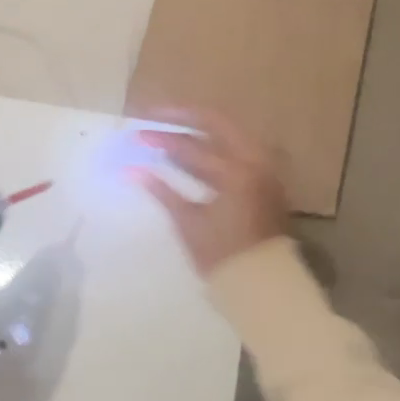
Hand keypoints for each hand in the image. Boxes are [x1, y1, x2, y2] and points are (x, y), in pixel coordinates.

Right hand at [134, 108, 288, 274]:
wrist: (263, 284)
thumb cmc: (223, 257)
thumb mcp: (189, 223)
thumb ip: (163, 191)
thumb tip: (133, 170)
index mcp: (236, 171)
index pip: (191, 145)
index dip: (160, 138)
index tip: (137, 132)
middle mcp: (256, 161)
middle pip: (217, 123)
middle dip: (184, 118)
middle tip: (156, 116)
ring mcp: (265, 168)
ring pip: (230, 135)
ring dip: (200, 131)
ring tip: (172, 130)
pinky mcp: (266, 179)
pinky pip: (238, 151)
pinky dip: (215, 148)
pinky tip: (193, 153)